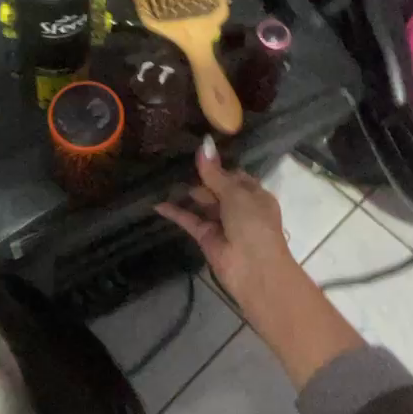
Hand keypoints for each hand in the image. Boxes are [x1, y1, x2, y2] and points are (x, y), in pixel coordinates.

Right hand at [154, 137, 304, 316]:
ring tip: (163, 177)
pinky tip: (157, 204)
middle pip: (216, 189)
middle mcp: (239, 208)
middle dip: (200, 178)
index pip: (234, 176)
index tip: (197, 153)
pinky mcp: (206, 237)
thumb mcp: (236, 194)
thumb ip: (214, 173)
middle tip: (176, 162)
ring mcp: (222, 223)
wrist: (255, 270)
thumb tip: (204, 144)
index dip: (218, 167)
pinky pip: (189, 220)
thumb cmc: (253, 225)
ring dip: (187, 193)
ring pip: (202, 204)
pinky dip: (175, 212)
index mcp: (254, 195)